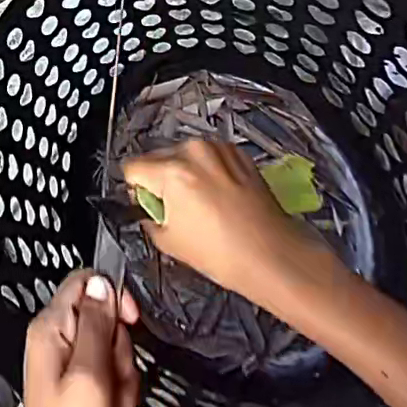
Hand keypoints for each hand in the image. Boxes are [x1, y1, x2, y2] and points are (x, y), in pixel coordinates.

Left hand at [20, 270, 140, 406]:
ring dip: (124, 383)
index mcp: (48, 331)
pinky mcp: (82, 402)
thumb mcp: (88, 377)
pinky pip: (114, 385)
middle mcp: (54, 347)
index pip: (83, 283)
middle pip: (103, 321)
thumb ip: (98, 324)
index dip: (112, 296)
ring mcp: (68, 375)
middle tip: (114, 380)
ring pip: (113, 355)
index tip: (129, 320)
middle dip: (120, 351)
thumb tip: (100, 280)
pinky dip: (121, 404)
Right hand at [122, 136, 346, 319]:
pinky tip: (217, 196)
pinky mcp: (236, 153)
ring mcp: (217, 149)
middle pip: (156, 157)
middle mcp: (192, 152)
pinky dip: (206, 170)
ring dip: (183, 172)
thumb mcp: (169, 242)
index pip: (131, 167)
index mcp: (171, 172)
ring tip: (200, 203)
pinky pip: (208, 156)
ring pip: (182, 155)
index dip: (134, 187)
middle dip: (158, 178)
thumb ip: (147, 218)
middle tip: (173, 207)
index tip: (144, 200)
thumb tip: (145, 209)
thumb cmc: (225, 254)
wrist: (275, 257)